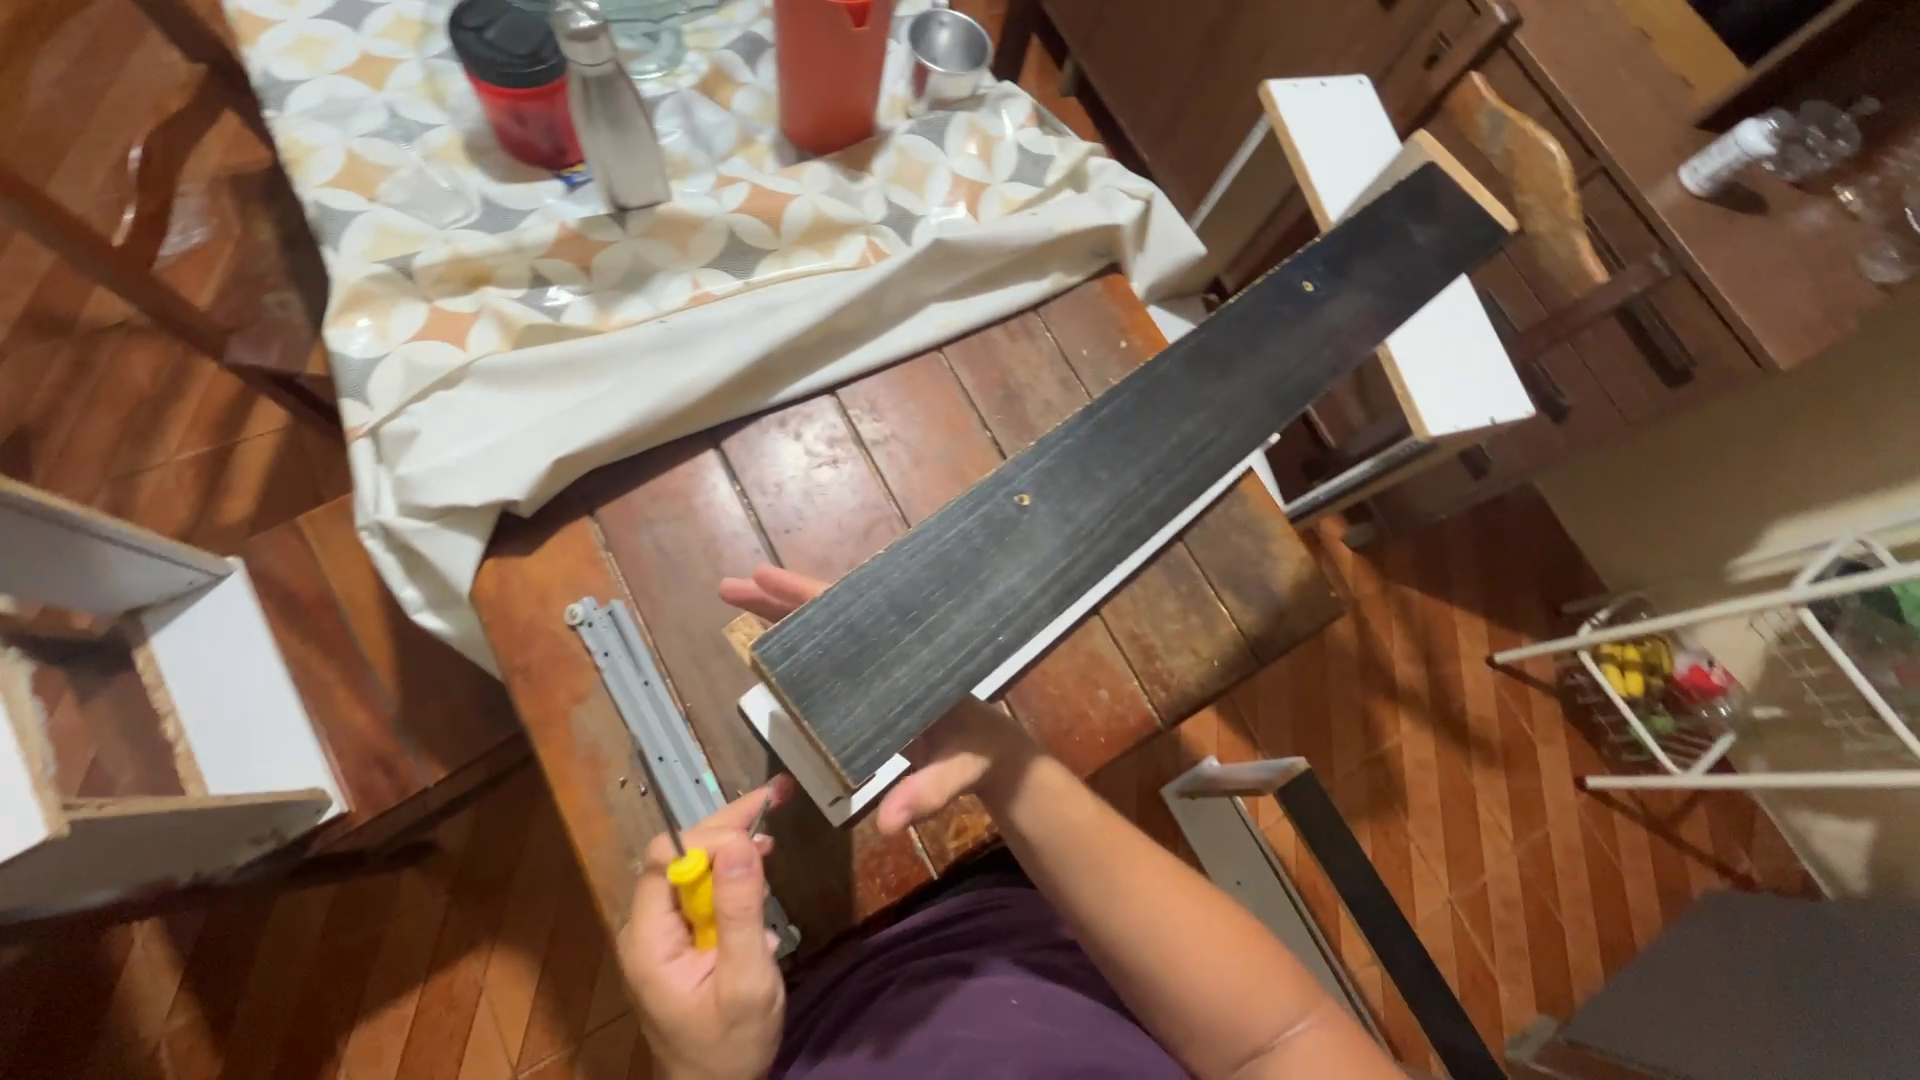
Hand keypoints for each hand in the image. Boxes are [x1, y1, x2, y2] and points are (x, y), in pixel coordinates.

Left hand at [621, 779, 793, 1079]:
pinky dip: (731, 880)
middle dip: (726, 829)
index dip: (710, 834)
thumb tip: (740, 843)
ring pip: (691, 871)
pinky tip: (759, 886)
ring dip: (731, 851)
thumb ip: (741, 912)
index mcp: (650, 938)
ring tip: (770, 845)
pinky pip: (700, 895)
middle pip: (678, 855)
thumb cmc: (730, 1046)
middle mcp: (646, 928)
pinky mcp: (677, 944)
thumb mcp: (746, 981)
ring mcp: (660, 936)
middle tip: (774, 802)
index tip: (758, 832)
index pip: (665, 856)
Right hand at [719, 565, 1038, 835]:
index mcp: (908, 659)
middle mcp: (891, 651)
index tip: (767, 576)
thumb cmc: (980, 756)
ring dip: (784, 616)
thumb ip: (927, 794)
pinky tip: (772, 642)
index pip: (854, 620)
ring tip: (739, 598)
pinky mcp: (874, 682)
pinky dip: (802, 645)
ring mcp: (881, 664)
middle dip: (781, 598)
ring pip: (828, 632)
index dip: (808, 597)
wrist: (995, 757)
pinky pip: (834, 655)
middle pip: (832, 616)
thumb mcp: (959, 774)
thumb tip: (889, 823)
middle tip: (731, 585)